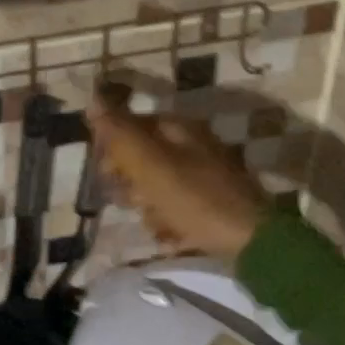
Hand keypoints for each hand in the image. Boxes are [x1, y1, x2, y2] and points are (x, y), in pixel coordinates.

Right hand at [88, 86, 268, 260]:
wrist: (252, 244)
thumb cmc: (195, 199)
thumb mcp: (149, 164)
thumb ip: (119, 132)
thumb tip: (92, 100)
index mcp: (179, 128)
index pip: (131, 126)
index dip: (112, 147)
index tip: (106, 173)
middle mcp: (193, 145)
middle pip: (143, 157)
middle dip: (131, 181)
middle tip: (132, 200)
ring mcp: (207, 175)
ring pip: (158, 185)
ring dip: (149, 205)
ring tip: (157, 222)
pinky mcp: (214, 204)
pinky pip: (177, 207)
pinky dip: (170, 221)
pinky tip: (172, 236)